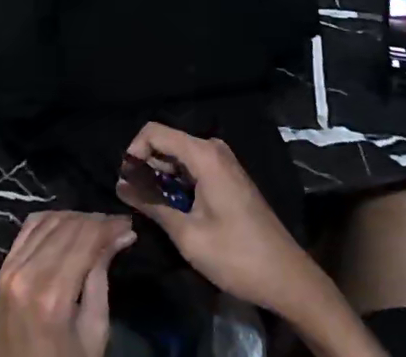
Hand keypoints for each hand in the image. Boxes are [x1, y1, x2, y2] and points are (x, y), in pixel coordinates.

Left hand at [0, 212, 134, 356]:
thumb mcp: (93, 332)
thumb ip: (102, 277)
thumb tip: (123, 235)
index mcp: (52, 294)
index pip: (87, 238)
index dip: (111, 226)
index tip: (130, 225)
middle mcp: (27, 273)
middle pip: (69, 226)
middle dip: (97, 221)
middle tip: (118, 227)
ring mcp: (10, 269)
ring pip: (49, 220)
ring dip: (76, 218)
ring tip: (97, 228)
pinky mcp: (2, 269)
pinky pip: (29, 228)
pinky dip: (51, 220)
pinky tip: (68, 226)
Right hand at [115, 123, 330, 318]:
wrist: (284, 275)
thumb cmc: (235, 255)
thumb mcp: (187, 234)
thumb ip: (152, 205)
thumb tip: (121, 185)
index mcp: (204, 154)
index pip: (155, 131)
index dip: (134, 151)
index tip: (124, 181)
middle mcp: (213, 149)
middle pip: (167, 142)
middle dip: (144, 165)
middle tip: (131, 198)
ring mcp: (223, 162)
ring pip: (179, 156)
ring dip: (159, 176)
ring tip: (147, 207)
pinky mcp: (227, 176)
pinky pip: (192, 167)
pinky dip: (176, 182)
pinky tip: (170, 208)